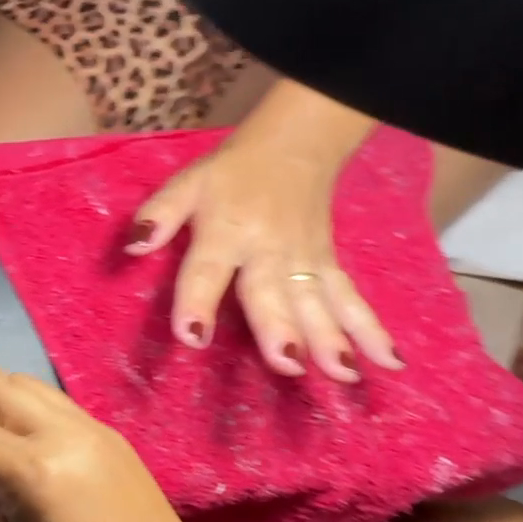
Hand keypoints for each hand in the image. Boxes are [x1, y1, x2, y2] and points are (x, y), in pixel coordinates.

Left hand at [127, 129, 402, 382]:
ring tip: (342, 375)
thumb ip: (158, 215)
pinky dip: (372, 328)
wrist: (294, 146)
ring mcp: (304, 259)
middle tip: (287, 364)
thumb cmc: (227, 175)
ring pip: (320, 301)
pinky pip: (350, 297)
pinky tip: (388, 360)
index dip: (197, 303)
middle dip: (280, 329)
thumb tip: (134, 244)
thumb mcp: (184, 186)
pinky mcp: (328, 263)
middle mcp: (268, 250)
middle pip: (273, 293)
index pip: (207, 271)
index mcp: (225, 232)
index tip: (193, 336)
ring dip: (333, 338)